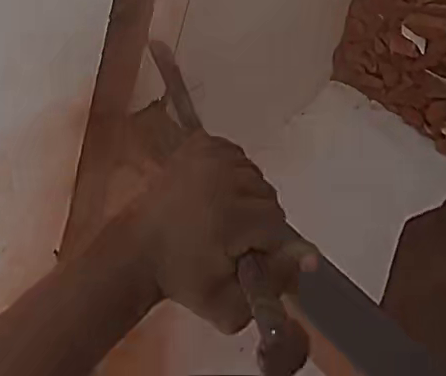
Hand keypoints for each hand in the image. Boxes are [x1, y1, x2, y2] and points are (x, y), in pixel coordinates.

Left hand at [122, 132, 314, 332]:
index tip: (245, 254)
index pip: (276, 223)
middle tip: (231, 237)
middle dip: (257, 218)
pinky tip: (213, 192)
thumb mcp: (228, 304)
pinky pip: (235, 155)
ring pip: (253, 174)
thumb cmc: (182, 277)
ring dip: (245, 194)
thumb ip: (274, 285)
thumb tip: (307, 261)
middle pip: (267, 195)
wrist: (138, 248)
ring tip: (219, 214)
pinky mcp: (202, 142)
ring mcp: (212, 154)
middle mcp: (227, 175)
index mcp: (234, 213)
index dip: (265, 243)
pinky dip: (232, 172)